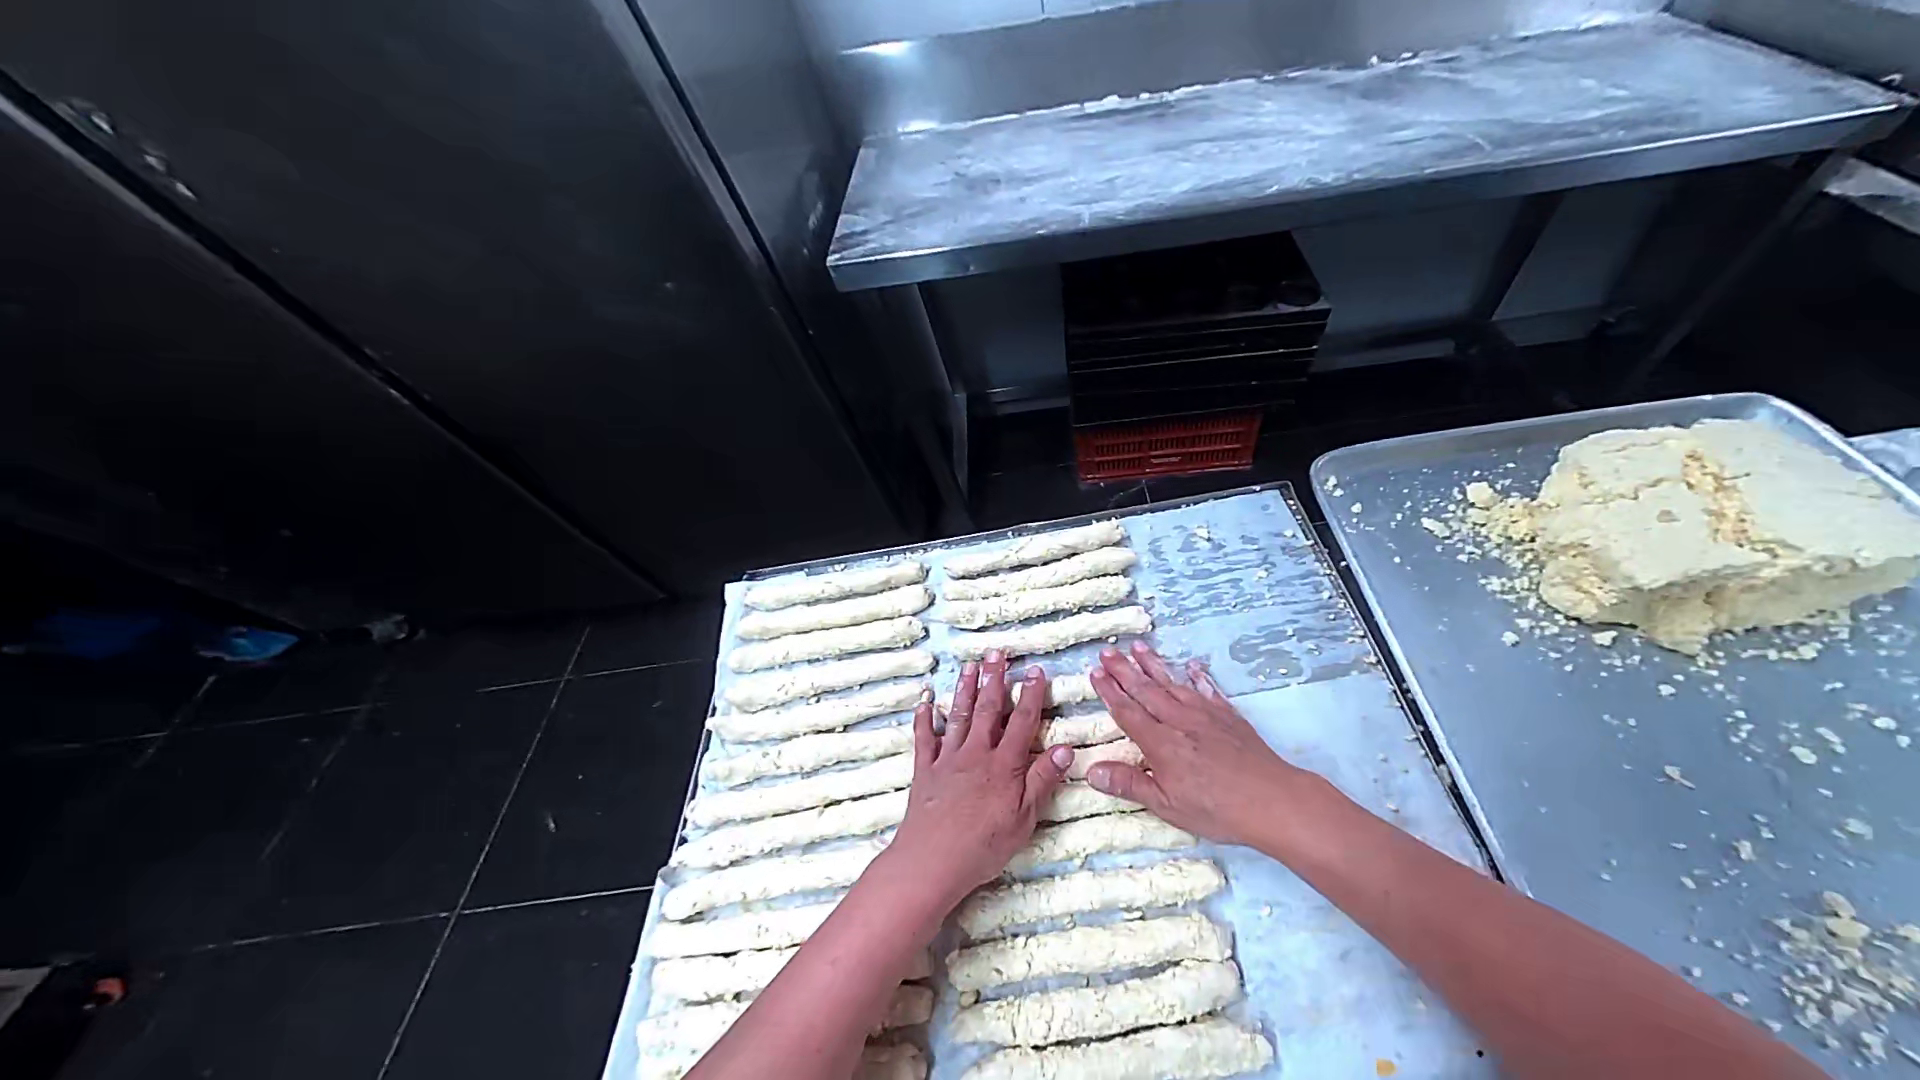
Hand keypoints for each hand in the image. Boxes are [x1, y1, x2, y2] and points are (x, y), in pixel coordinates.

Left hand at [887, 651, 1074, 904]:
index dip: (1030, 695)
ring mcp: (947, 759)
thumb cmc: (983, 845)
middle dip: (994, 679)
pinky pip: (924, 738)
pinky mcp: (925, 770)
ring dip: (964, 689)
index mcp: (1004, 765)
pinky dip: (924, 718)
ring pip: (958, 715)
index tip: (1035, 671)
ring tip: (969, 666)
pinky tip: (925, 702)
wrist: (932, 860)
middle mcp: (976, 753)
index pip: (1022, 722)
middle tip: (997, 653)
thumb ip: (1042, 780)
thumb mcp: (1024, 818)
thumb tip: (1065, 748)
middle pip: (988, 709)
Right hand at [1085, 641, 1309, 847]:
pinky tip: (1191, 667)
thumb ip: (1130, 784)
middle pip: (1146, 691)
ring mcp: (1206, 715)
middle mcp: (1179, 721)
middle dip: (1124, 670)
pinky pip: (1208, 690)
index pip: (1128, 712)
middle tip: (1107, 652)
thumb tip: (1092, 771)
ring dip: (1153, 665)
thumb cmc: (1218, 809)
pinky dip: (1197, 677)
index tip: (1094, 672)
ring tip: (1137, 648)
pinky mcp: (1229, 717)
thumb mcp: (1168, 806)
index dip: (1109, 692)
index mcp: (1161, 743)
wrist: (1274, 800)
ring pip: (1172, 684)